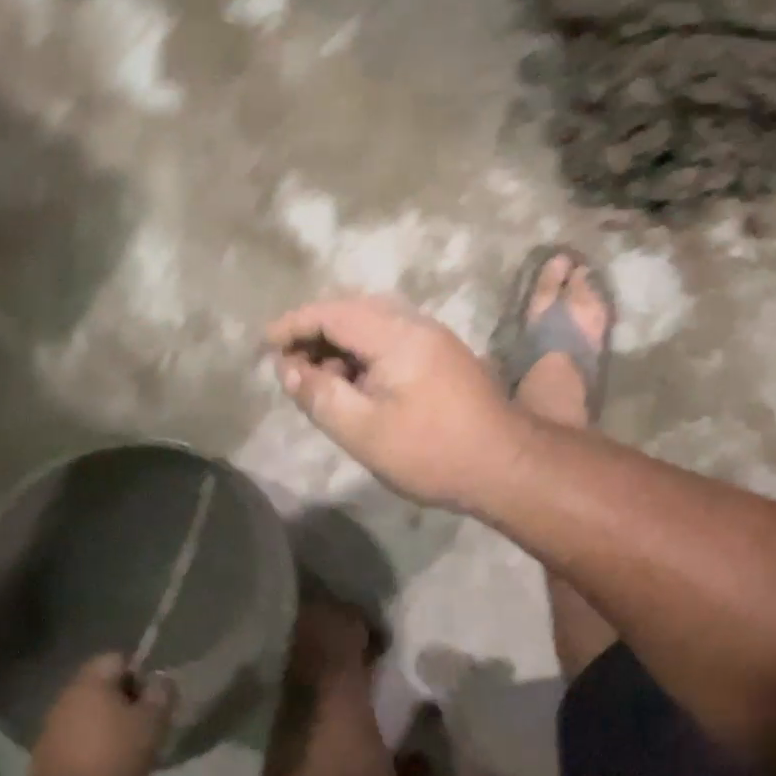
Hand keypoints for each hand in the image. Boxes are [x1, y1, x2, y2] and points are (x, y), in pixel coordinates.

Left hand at [25, 654, 174, 775]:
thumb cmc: (112, 758)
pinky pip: (75, 740)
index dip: (140, 675)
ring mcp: (51, 726)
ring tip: (126, 752)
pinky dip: (90, 748)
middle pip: (102, 687)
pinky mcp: (44, 757)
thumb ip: (161, 696)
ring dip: (107, 727)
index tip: (152, 701)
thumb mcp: (150, 725)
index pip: (118, 658)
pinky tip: (103, 768)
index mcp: (89, 680)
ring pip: (89, 715)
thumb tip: (163, 679)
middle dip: (125, 703)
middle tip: (143, 728)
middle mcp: (66, 695)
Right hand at [267, 296, 523, 509]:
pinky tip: (355, 383)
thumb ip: (320, 396)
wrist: (509, 465)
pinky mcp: (443, 355)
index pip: (332, 312)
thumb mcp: (364, 431)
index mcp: (395, 334)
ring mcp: (433, 337)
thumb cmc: (432, 450)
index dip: (294, 325)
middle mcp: (415, 323)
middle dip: (314, 331)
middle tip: (288, 363)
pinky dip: (363, 351)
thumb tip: (288, 370)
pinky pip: (391, 337)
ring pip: (373, 323)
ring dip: (339, 342)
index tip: (266, 345)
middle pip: (352, 310)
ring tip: (317, 377)